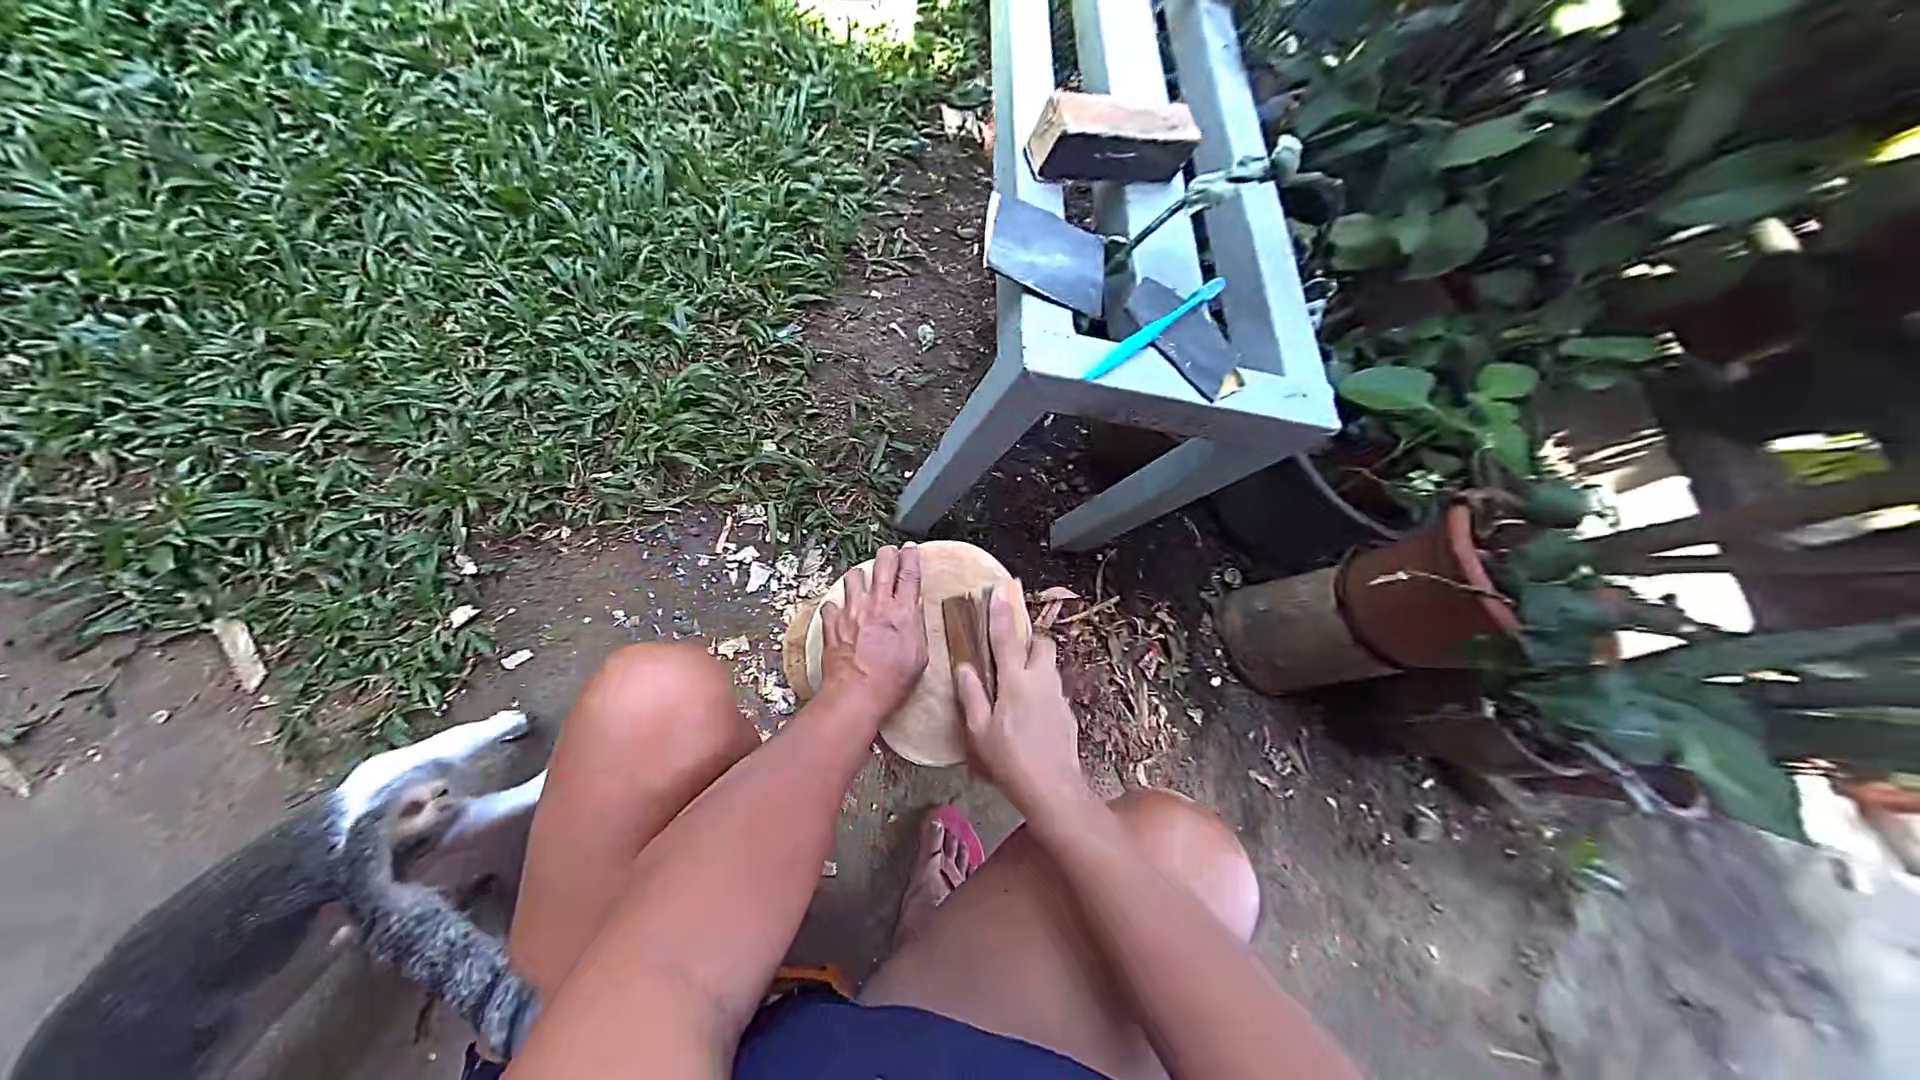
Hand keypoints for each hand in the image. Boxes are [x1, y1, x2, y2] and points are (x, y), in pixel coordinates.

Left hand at [818, 544, 928, 715]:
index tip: (911, 550)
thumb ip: (916, 628)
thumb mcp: (919, 656)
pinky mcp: (833, 623)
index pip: (910, 574)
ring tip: (862, 580)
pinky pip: (832, 604)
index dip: (911, 558)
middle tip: (890, 552)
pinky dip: (837, 606)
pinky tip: (840, 612)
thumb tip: (914, 613)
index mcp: (903, 612)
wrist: (857, 693)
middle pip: (884, 565)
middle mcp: (877, 605)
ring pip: (854, 577)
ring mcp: (852, 611)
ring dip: (860, 576)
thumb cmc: (891, 682)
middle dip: (889, 554)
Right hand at [955, 579, 1087, 818]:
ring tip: (1015, 683)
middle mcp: (1041, 682)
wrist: (1053, 790)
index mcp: (1016, 682)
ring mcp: (1058, 697)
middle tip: (1009, 650)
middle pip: (1041, 644)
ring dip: (1034, 664)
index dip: (1001, 614)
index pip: (1006, 639)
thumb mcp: (979, 731)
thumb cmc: (1010, 761)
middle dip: (1028, 639)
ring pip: (1049, 666)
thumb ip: (972, 695)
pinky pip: (1052, 689)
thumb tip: (964, 667)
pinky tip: (1028, 711)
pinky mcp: (1067, 713)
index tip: (998, 592)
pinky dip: (1040, 688)